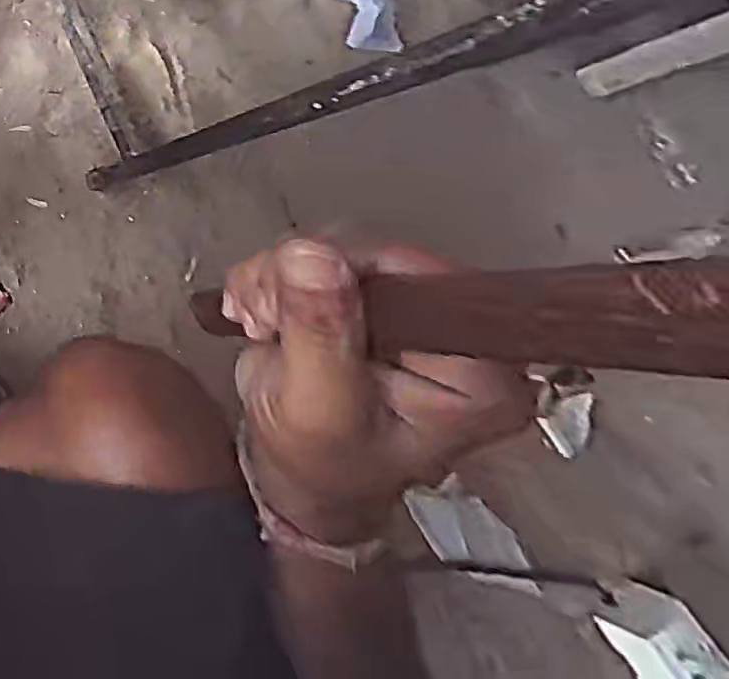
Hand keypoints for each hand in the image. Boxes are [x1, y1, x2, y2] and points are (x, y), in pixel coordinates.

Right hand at [226, 237, 533, 543]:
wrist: (295, 477)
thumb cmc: (317, 462)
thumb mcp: (315, 406)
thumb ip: (318, 332)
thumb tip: (311, 252)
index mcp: (474, 368)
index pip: (412, 275)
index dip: (339, 273)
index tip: (284, 309)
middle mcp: (450, 332)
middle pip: (364, 255)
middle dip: (292, 279)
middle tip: (261, 320)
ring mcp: (403, 315)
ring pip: (327, 251)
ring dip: (270, 279)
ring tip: (255, 322)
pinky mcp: (360, 303)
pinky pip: (307, 259)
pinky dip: (264, 278)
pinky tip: (255, 314)